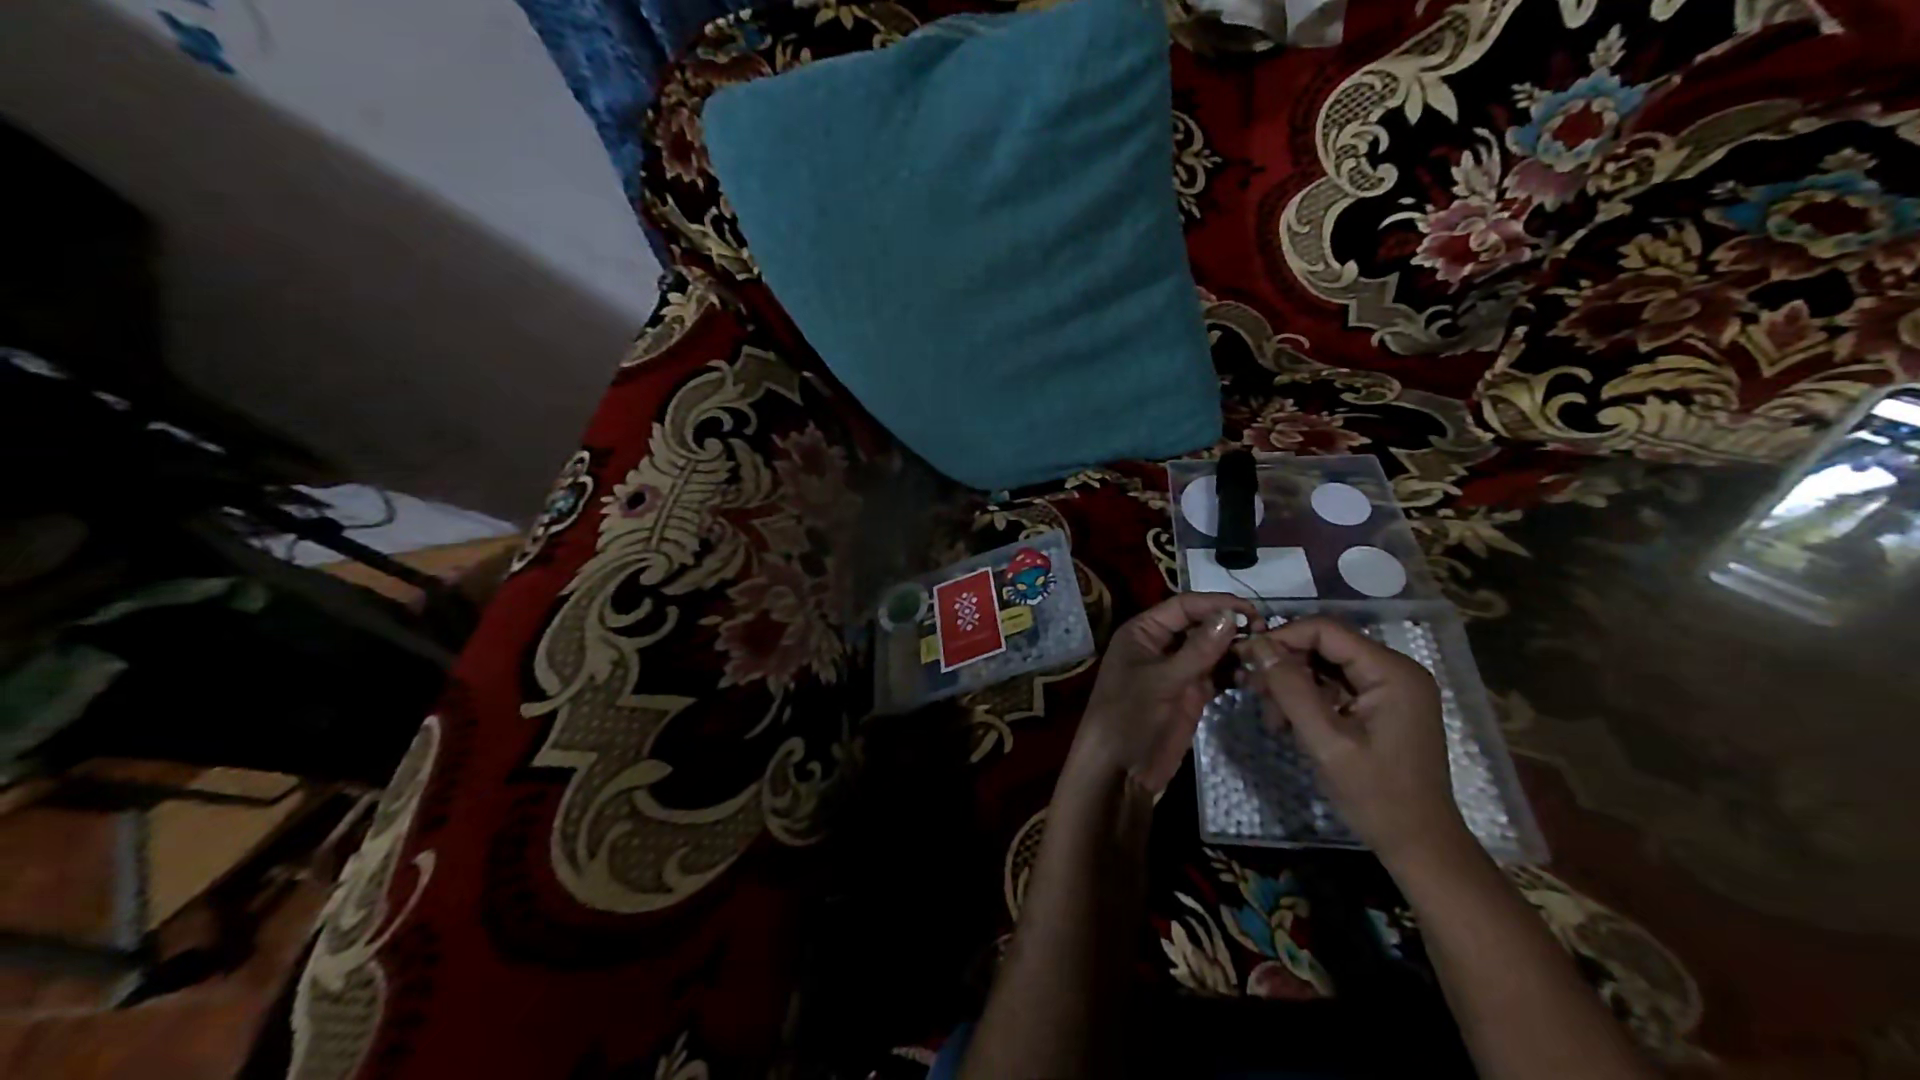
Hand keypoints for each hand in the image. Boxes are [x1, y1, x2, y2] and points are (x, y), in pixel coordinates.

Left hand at [1069, 592, 1256, 794]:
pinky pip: (1217, 675)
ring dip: (1237, 652)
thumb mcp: (1163, 680)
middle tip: (1268, 636)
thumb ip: (1198, 649)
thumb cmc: (1129, 716)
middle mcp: (1160, 645)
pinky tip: (1255, 678)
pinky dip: (1235, 675)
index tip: (1253, 611)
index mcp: (1143, 632)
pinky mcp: (1190, 694)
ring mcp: (1177, 670)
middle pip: (1202, 625)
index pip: (1184, 606)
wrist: (1119, 770)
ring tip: (1266, 657)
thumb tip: (1231, 615)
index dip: (1216, 604)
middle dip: (1231, 628)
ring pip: (1213, 651)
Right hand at [1237, 616, 1469, 863]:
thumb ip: (1290, 689)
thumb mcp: (1325, 742)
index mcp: (1392, 672)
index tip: (1246, 658)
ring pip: (1325, 666)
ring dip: (1291, 684)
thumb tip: (1257, 645)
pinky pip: (1335, 686)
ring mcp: (1390, 688)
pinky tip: (1287, 723)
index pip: (1326, 630)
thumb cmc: (1375, 795)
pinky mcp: (1381, 705)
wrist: (1418, 844)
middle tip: (1252, 690)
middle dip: (1284, 664)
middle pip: (1325, 646)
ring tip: (1271, 717)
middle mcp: (1395, 670)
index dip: (1282, 637)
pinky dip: (1307, 699)